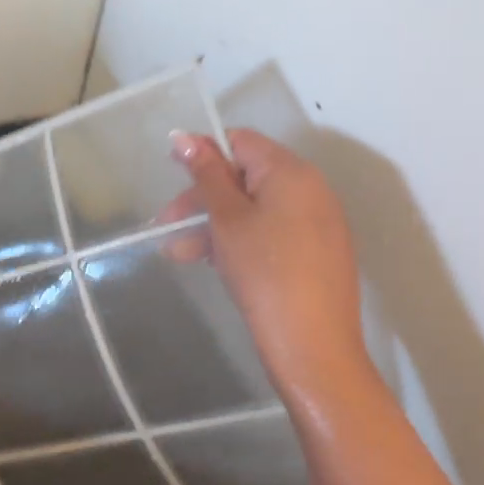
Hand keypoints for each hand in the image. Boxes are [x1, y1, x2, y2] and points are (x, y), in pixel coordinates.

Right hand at [170, 129, 367, 395]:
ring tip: (178, 252)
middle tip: (166, 223)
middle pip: (244, 177)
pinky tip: (210, 263)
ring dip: (213, 223)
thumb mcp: (226, 218)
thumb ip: (206, 173)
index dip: (203, 155)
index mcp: (291, 173)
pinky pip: (269, 231)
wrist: (313, 349)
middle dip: (202, 197)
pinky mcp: (316, 253)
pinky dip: (238, 240)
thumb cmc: (264, 272)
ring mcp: (317, 223)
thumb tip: (184, 135)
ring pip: (252, 208)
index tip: (172, 177)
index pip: (240, 142)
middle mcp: (311, 190)